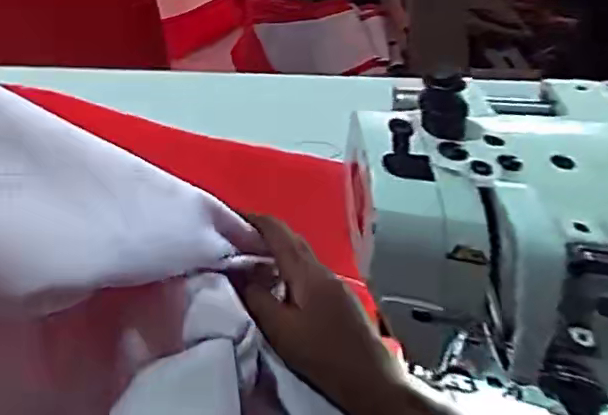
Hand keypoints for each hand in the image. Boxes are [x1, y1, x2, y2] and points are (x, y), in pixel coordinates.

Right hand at [238, 214, 448, 414]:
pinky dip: (289, 269)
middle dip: (262, 233)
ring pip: (300, 256)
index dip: (250, 218)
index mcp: (307, 271)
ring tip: (252, 262)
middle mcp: (324, 271)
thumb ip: (255, 296)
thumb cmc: (325, 355)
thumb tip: (239, 274)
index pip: (275, 229)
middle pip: (290, 238)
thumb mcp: (279, 329)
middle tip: (236, 238)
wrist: (379, 390)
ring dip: (276, 252)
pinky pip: (309, 272)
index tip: (228, 216)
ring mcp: (337, 286)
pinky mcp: (343, 302)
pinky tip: (280, 287)